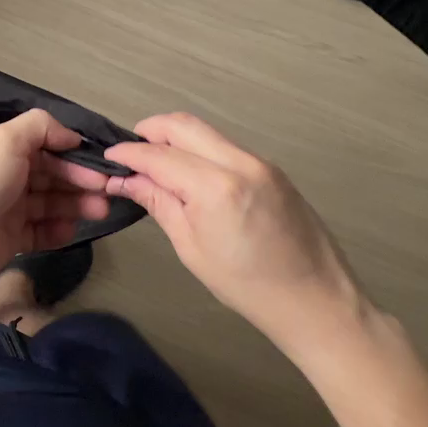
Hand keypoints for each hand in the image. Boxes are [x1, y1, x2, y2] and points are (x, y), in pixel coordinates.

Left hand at [0, 109, 110, 286]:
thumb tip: (71, 135)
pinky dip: (58, 230)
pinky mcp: (12, 237)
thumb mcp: (7, 138)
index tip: (101, 163)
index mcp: (3, 147)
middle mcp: (7, 174)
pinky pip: (42, 232)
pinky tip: (72, 228)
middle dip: (80, 181)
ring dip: (76, 205)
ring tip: (101, 210)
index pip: (45, 146)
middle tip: (109, 191)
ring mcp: (10, 207)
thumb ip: (41, 127)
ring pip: (51, 203)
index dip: (72, 154)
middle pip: (51, 174)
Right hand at [96, 113, 366, 354]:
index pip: (158, 154)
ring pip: (204, 131)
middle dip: (150, 131)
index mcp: (216, 187)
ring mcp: (260, 162)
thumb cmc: (247, 285)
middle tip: (132, 154)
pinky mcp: (272, 168)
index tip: (108, 158)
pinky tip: (191, 174)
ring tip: (158, 164)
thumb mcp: (190, 247)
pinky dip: (199, 149)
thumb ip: (158, 202)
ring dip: (175, 138)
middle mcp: (239, 162)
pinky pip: (224, 145)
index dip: (129, 153)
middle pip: (181, 124)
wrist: (319, 303)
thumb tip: (125, 178)